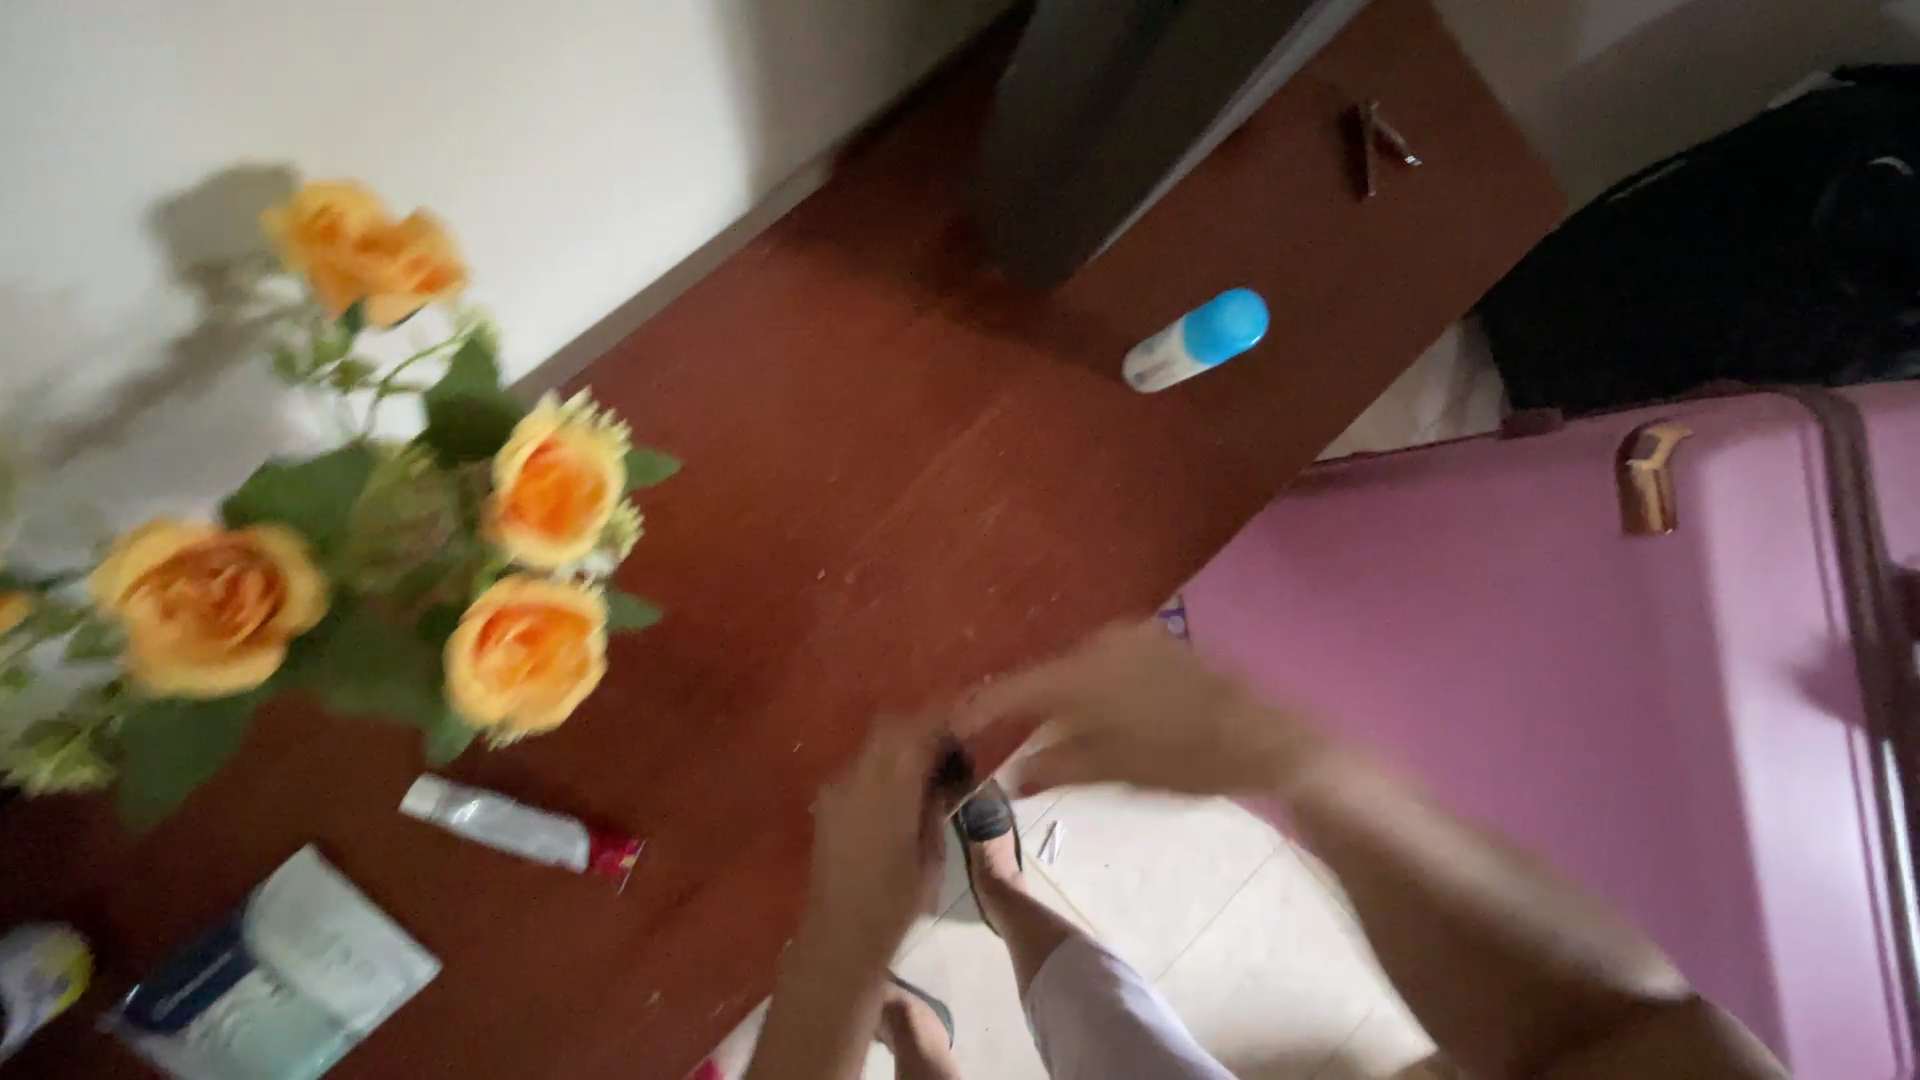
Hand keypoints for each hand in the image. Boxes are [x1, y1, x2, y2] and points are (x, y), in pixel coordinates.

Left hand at [800, 715, 946, 964]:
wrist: (838, 936)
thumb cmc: (895, 904)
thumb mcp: (932, 854)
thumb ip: (935, 804)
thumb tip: (946, 773)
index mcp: (889, 791)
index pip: (918, 732)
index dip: (943, 720)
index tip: (966, 724)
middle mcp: (858, 778)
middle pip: (892, 725)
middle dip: (923, 725)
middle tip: (950, 745)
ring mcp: (837, 786)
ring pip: (874, 741)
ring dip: (902, 742)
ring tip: (928, 766)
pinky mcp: (827, 799)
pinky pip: (861, 763)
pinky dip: (885, 761)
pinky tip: (901, 787)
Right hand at [959, 622, 1324, 796]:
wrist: (1263, 736)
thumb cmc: (1185, 760)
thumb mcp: (1116, 773)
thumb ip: (1057, 767)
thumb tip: (1012, 775)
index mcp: (1084, 676)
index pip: (1016, 688)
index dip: (982, 707)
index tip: (954, 723)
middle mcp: (1100, 644)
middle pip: (1047, 678)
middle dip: (1033, 710)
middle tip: (1025, 746)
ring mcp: (1130, 637)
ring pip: (1077, 670)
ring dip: (1067, 700)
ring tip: (1076, 738)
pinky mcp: (1154, 639)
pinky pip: (1105, 662)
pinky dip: (1095, 687)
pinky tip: (1113, 715)